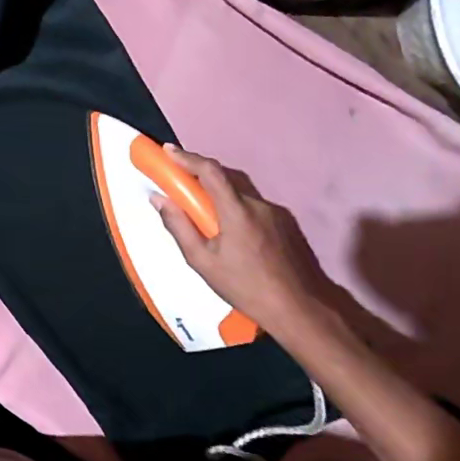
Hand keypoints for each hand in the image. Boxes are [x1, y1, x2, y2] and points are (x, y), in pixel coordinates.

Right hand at [151, 144, 330, 333]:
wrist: (300, 309)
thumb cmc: (244, 286)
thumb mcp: (201, 260)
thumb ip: (178, 226)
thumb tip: (158, 199)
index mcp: (237, 211)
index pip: (210, 171)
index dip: (186, 158)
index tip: (167, 151)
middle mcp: (259, 205)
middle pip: (226, 178)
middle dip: (199, 174)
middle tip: (178, 181)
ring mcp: (277, 214)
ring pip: (240, 193)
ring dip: (218, 193)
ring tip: (201, 213)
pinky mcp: (286, 225)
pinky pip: (253, 206)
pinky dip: (234, 207)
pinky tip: (228, 232)